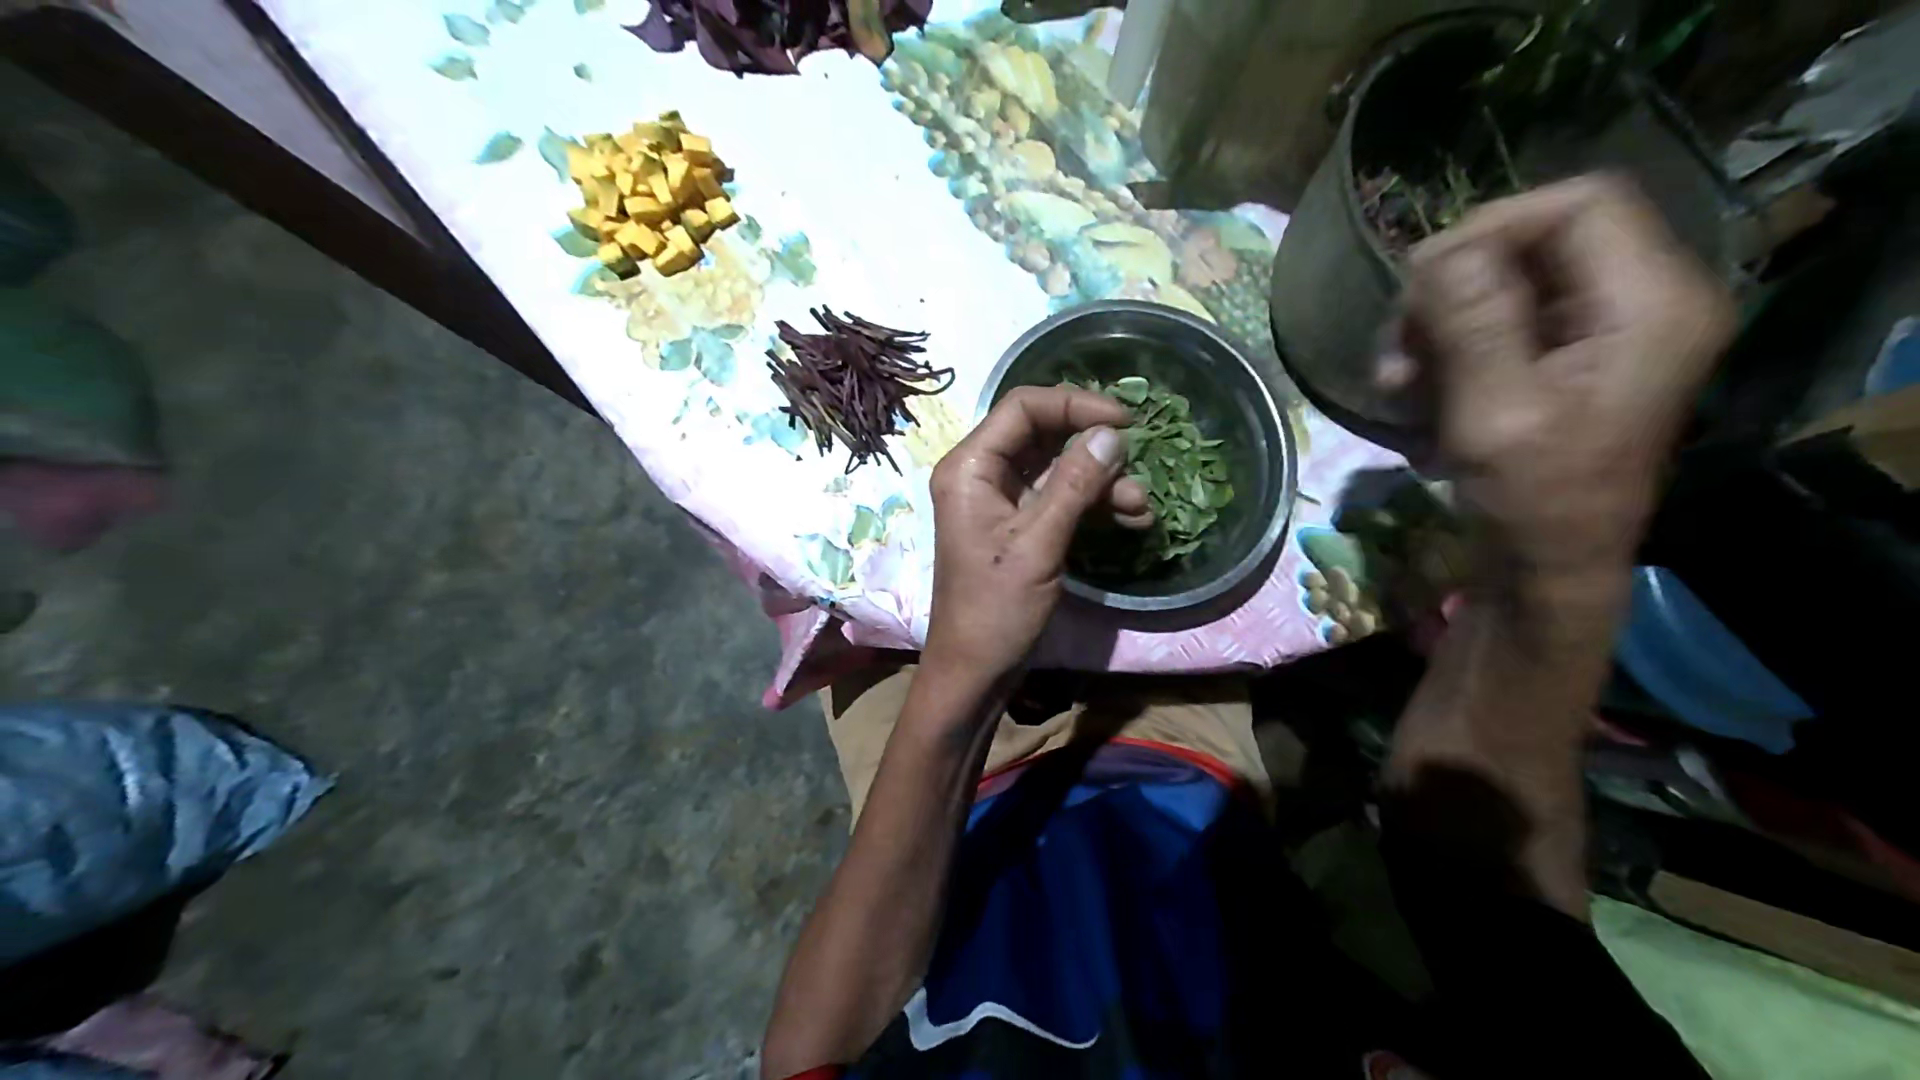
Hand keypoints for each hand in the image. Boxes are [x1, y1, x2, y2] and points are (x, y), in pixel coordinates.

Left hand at [923, 386, 1142, 680]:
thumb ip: (1074, 484)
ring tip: (1140, 506)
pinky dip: (1094, 504)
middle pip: (1044, 433)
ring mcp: (1002, 500)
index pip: (1023, 408)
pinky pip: (1061, 498)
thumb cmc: (995, 609)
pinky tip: (1132, 520)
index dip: (1074, 404)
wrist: (975, 670)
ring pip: (1058, 467)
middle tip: (1135, 460)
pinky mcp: (1020, 524)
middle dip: (1093, 445)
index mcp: (971, 467)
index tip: (1125, 419)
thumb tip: (1112, 434)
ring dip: (1101, 481)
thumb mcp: (1038, 543)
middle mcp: (983, 474)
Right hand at [1386, 176, 1735, 593]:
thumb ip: (1473, 324)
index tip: (1418, 284)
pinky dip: (1441, 352)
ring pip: (1497, 286)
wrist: (1544, 564)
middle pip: (1529, 244)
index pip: (1578, 206)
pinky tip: (1410, 392)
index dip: (1490, 229)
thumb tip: (1438, 251)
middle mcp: (1631, 304)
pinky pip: (1489, 326)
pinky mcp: (1557, 361)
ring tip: (1394, 381)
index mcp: (1646, 305)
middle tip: (1397, 347)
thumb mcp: (1495, 411)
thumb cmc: (1532, 498)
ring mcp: (1593, 334)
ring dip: (1431, 326)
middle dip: (1446, 290)